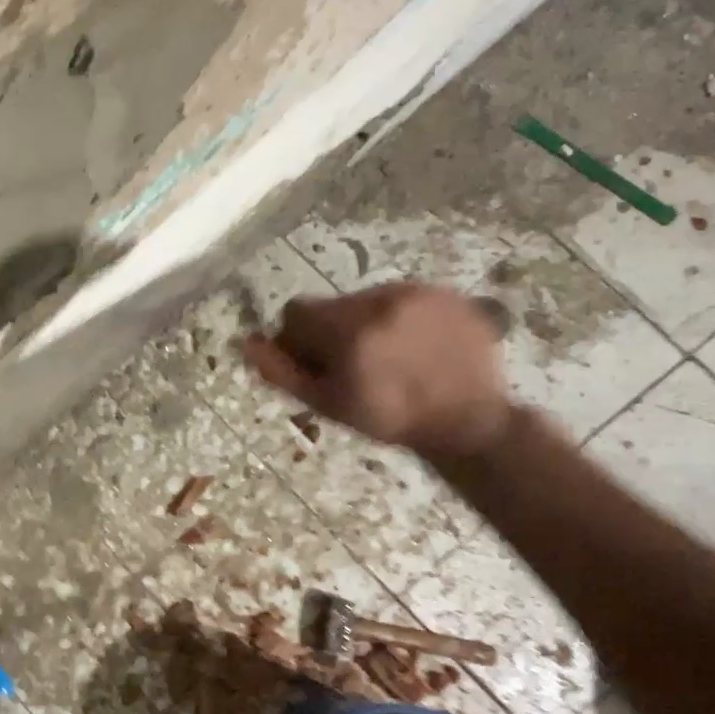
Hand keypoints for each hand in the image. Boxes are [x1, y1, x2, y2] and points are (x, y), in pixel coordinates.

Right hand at [236, 282, 511, 457]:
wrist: (468, 420)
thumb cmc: (388, 417)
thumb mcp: (326, 403)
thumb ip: (281, 372)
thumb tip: (246, 343)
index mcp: (348, 328)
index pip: (296, 311)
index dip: (298, 338)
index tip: (317, 363)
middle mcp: (382, 300)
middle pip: (334, 305)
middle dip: (335, 331)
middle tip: (356, 365)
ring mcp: (419, 293)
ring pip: (370, 299)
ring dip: (369, 323)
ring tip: (391, 357)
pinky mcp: (448, 293)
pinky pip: (407, 297)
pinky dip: (403, 319)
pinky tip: (417, 348)